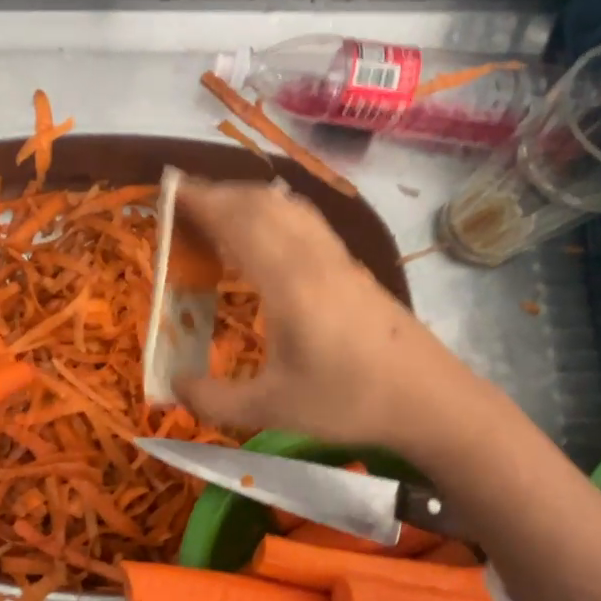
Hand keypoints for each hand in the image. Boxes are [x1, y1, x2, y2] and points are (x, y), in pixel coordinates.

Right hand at [170, 178, 478, 452]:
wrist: (432, 402)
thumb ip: (214, 400)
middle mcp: (313, 259)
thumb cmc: (350, 402)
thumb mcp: (271, 409)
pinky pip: (305, 221)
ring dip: (248, 199)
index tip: (168, 190)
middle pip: (262, 203)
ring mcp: (338, 260)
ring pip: (288, 207)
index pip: (239, 222)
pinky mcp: (353, 269)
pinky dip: (273, 213)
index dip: (202, 201)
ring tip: (216, 211)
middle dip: (219, 193)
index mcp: (289, 283)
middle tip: (182, 201)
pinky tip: (264, 235)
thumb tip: (173, 385)